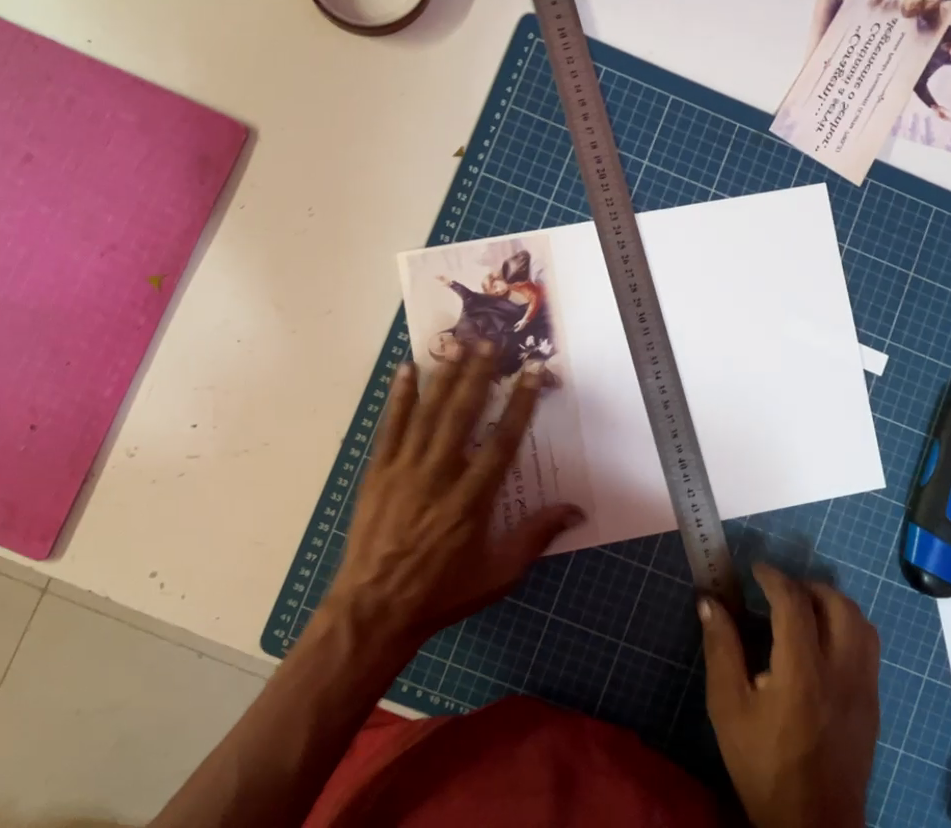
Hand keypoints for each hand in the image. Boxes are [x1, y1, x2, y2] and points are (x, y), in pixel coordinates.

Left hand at [325, 344, 584, 655]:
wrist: (375, 609)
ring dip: (444, 376)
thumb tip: (575, 510)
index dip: (518, 404)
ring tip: (458, 344)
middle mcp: (439, 475)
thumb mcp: (498, 574)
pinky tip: (407, 370)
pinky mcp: (378, 473)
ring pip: (428, 413)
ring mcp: (404, 470)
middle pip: (462, 415)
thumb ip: (535, 536)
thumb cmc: (442, 594)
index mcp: (472, 499)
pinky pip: (390, 427)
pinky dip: (399, 398)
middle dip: (478, 375)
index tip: (530, 374)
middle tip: (490, 341)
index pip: (502, 441)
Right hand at [700, 565, 880, 827]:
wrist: (812, 821)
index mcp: (802, 670)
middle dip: (807, 586)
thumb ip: (721, 647)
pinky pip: (869, 647)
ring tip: (803, 610)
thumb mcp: (728, 706)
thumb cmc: (762, 764)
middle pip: (837, 603)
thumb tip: (709, 601)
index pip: (794, 602)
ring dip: (832, 604)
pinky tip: (823, 643)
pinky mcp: (873, 702)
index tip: (756, 570)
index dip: (774, 577)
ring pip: (861, 622)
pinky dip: (848, 627)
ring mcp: (864, 686)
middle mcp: (841, 670)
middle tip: (779, 590)